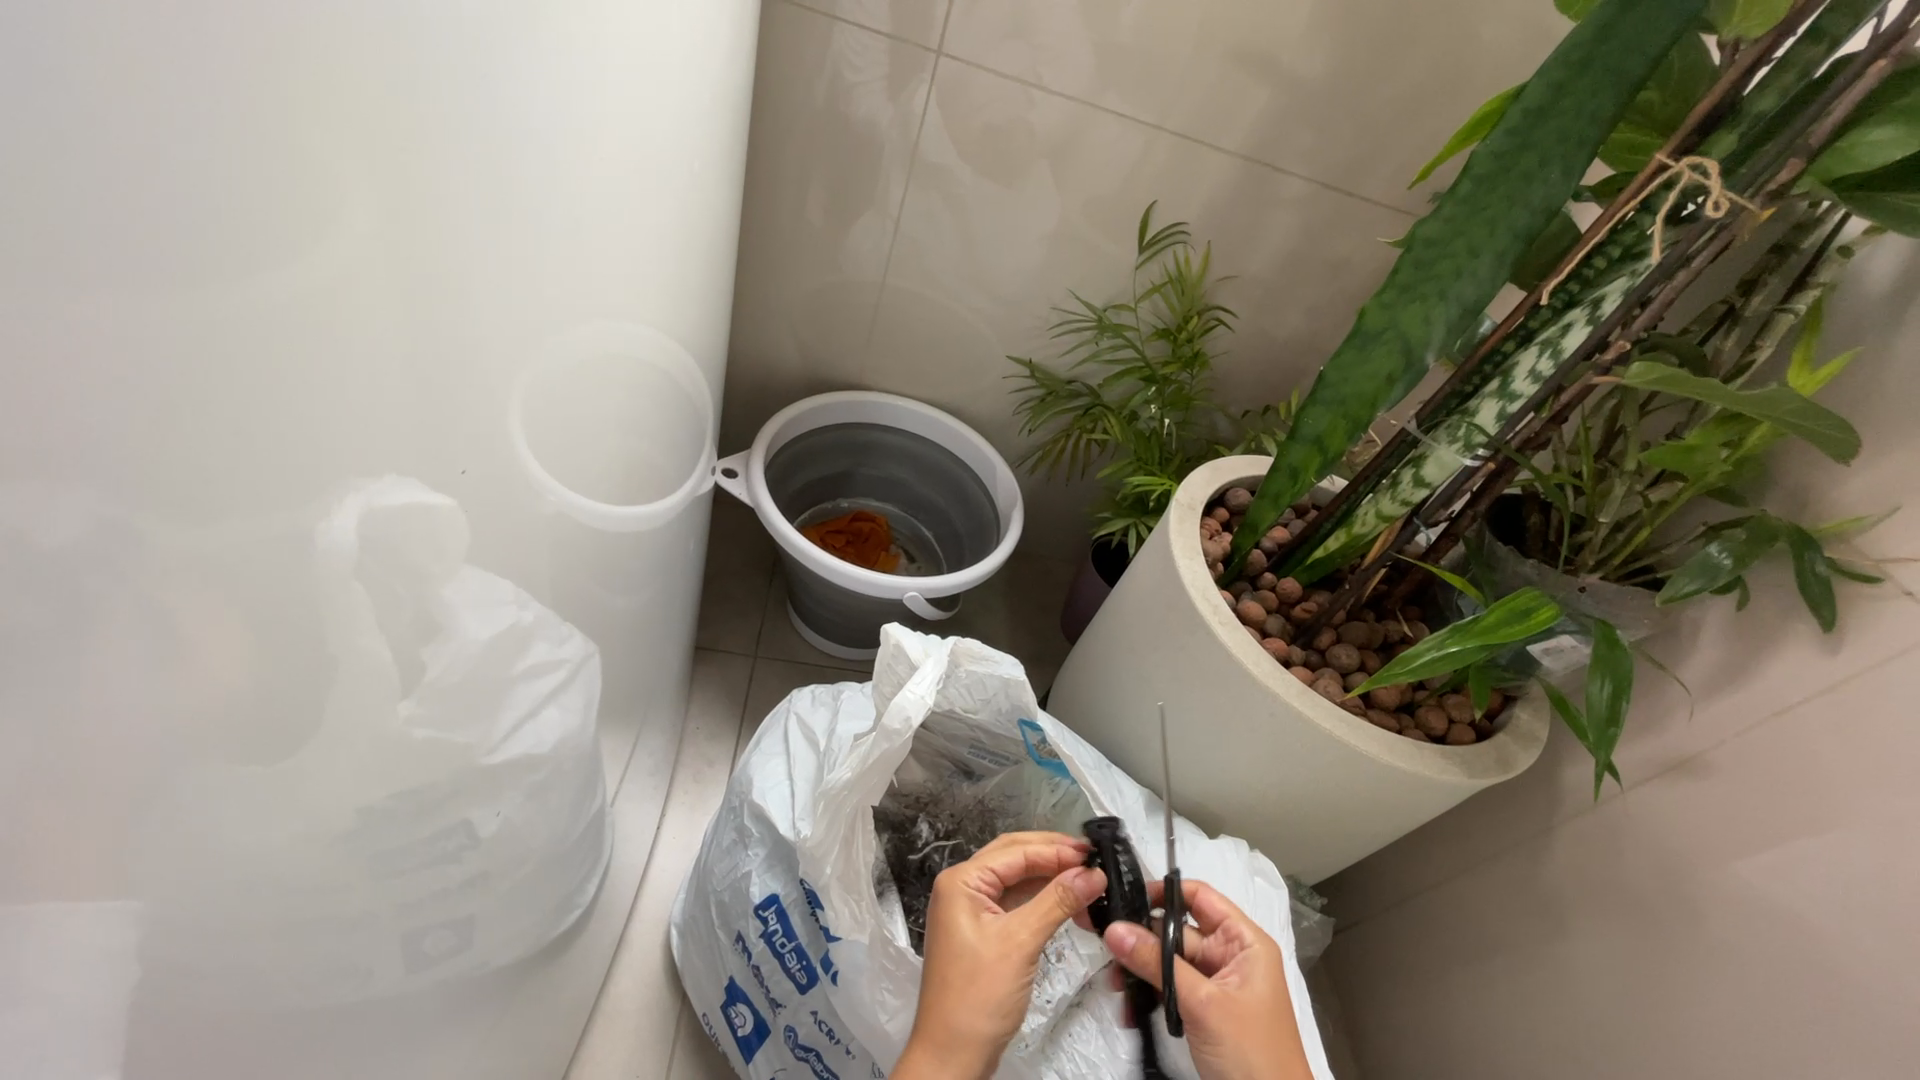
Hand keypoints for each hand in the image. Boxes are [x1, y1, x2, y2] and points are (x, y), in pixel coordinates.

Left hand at [895, 831, 1107, 1079]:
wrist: (952, 1055)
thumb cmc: (978, 997)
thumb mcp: (1021, 942)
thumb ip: (1057, 902)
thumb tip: (1093, 873)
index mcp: (962, 881)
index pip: (1015, 851)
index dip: (1055, 849)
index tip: (1093, 853)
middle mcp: (963, 888)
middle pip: (1014, 858)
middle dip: (1053, 857)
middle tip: (1092, 860)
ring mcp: (973, 910)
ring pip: (1017, 880)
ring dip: (1051, 879)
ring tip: (1088, 882)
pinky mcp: (985, 932)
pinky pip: (1017, 903)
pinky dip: (1043, 901)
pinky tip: (1068, 903)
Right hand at [1103, 879, 1312, 1079]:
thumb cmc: (1250, 1054)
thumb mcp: (1201, 1003)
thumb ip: (1156, 963)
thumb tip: (1113, 928)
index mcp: (1244, 942)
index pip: (1200, 897)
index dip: (1164, 893)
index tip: (1126, 901)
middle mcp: (1230, 956)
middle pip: (1178, 931)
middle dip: (1143, 942)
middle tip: (1108, 952)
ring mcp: (1217, 985)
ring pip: (1169, 962)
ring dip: (1142, 972)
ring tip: (1117, 986)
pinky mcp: (1204, 1011)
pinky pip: (1170, 989)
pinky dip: (1150, 994)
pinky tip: (1129, 1008)